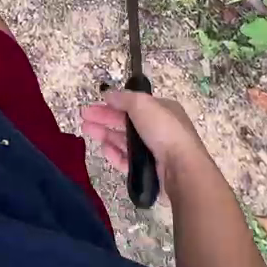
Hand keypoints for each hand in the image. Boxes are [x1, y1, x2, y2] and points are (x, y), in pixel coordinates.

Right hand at [80, 89, 211, 190]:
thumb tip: (108, 94)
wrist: (182, 170)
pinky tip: (104, 149)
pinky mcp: (150, 171)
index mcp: (162, 111)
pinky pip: (128, 161)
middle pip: (126, 122)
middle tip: (84, 118)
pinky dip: (115, 154)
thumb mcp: (142, 104)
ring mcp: (155, 152)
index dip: (113, 103)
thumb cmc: (164, 130)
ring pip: (125, 141)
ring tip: (87, 131)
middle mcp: (160, 130)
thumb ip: (123, 97)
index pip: (133, 105)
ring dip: (106, 134)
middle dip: (104, 119)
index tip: (95, 104)